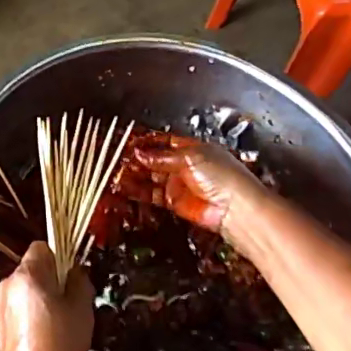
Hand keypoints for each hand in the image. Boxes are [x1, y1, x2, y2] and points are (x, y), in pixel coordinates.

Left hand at [0, 242, 92, 350]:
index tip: (73, 272)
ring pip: (28, 282)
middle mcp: (10, 280)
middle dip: (52, 274)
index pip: (42, 246)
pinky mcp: (1, 314)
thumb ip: (79, 282)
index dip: (60, 254)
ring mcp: (2, 297)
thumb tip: (75, 270)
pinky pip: (21, 298)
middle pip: (34, 264)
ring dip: (43, 290)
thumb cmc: (59, 343)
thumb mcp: (81, 310)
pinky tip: (47, 325)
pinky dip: (34, 304)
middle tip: (72, 296)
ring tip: (61, 315)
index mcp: (28, 274)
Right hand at [127, 139, 271, 234]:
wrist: (237, 210)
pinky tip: (123, 187)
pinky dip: (136, 191)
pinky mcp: (174, 201)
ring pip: (149, 176)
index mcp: (191, 148)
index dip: (144, 141)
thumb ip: (161, 156)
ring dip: (133, 174)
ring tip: (114, 172)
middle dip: (135, 158)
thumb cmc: (223, 177)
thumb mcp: (191, 157)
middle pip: (153, 159)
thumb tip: (138, 152)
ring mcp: (178, 183)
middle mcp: (184, 164)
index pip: (162, 141)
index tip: (126, 140)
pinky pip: (150, 194)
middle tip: (115, 157)